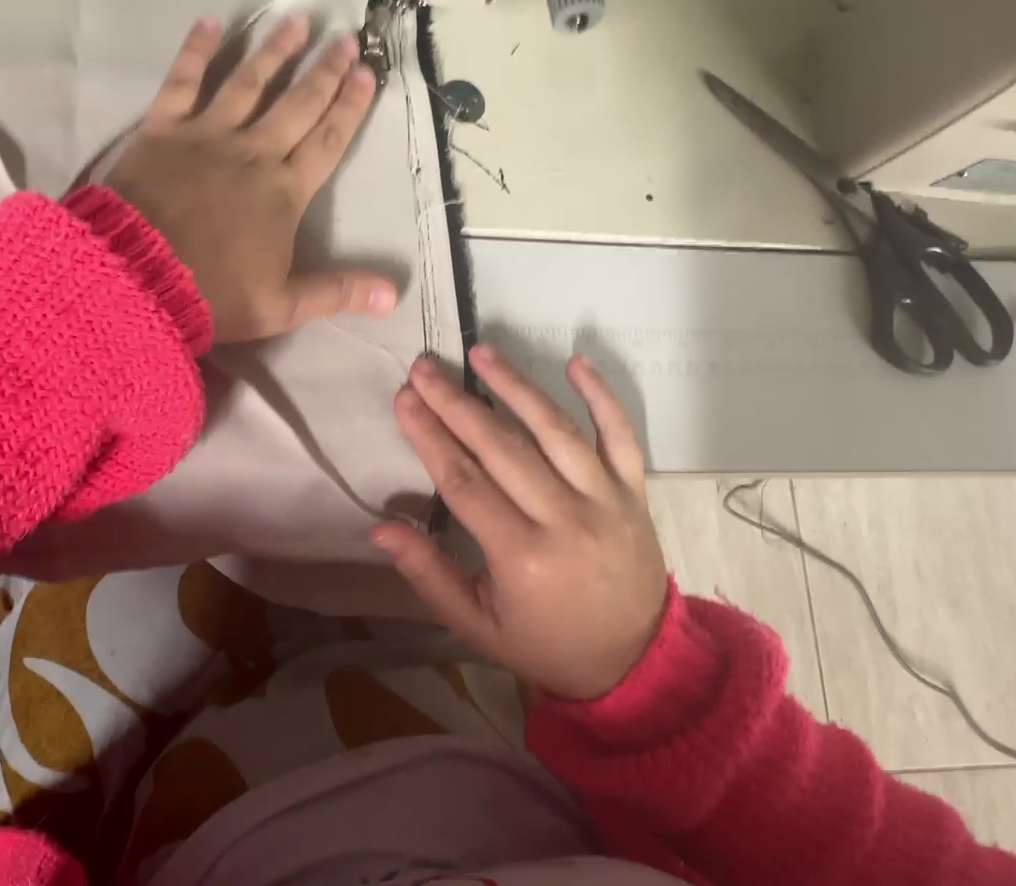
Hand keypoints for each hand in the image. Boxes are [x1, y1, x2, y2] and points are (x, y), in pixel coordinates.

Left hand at [104, 15, 393, 344]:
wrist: (140, 276)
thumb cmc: (213, 293)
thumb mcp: (282, 305)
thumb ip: (337, 293)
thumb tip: (393, 296)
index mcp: (285, 192)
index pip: (327, 141)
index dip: (350, 107)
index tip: (368, 74)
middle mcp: (254, 152)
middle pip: (296, 104)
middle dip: (324, 70)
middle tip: (345, 39)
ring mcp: (208, 134)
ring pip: (249, 82)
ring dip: (275, 51)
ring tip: (298, 21)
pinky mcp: (163, 128)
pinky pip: (183, 80)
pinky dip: (196, 51)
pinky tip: (210, 23)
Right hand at [371, 344, 669, 700]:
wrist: (636, 663)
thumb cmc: (545, 643)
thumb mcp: (476, 625)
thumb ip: (428, 574)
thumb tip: (379, 527)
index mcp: (522, 557)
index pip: (464, 483)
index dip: (429, 438)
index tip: (403, 400)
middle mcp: (565, 520)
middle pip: (502, 448)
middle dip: (457, 403)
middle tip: (423, 367)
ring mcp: (606, 500)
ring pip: (556, 430)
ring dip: (515, 386)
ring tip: (480, 352)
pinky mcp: (634, 492)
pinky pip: (621, 435)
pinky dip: (602, 396)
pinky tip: (574, 361)